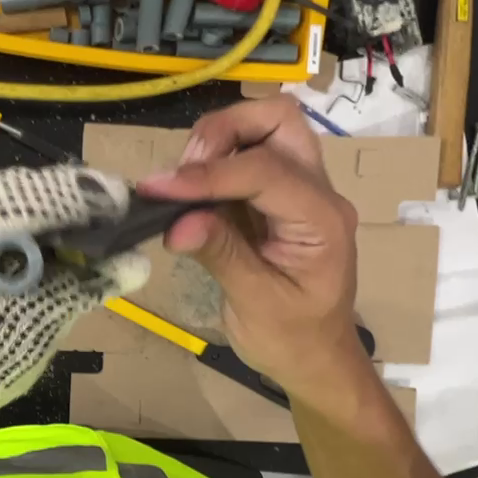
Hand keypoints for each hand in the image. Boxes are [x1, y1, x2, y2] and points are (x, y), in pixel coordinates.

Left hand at [0, 165, 149, 445]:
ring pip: (12, 194)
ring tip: (102, 217)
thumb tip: (139, 263)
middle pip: (16, 190)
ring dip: (58, 203)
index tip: (121, 199)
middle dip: (70, 196)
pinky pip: (3, 210)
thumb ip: (83, 287)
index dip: (74, 197)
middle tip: (119, 206)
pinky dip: (39, 217)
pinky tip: (71, 227)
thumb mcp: (34, 328)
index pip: (18, 201)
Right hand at [138, 96, 371, 411]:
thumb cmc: (292, 338)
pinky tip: (187, 191)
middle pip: (278, 119)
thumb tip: (176, 224)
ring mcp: (296, 189)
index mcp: (320, 219)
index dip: (208, 174)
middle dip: (224, 131)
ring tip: (181, 184)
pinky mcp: (273, 196)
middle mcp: (315, 191)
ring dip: (216, 141)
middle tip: (183, 172)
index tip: (157, 189)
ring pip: (262, 128)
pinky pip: (244, 156)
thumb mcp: (255, 304)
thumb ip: (221, 255)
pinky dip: (211, 162)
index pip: (264, 170)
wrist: (313, 357)